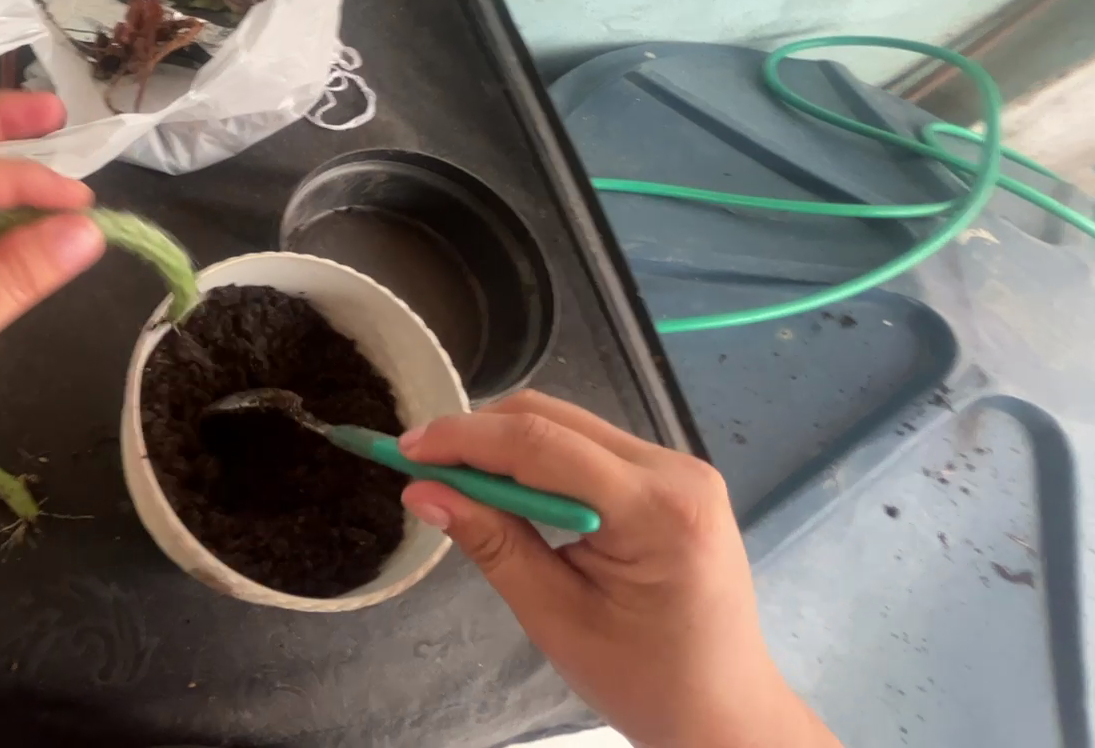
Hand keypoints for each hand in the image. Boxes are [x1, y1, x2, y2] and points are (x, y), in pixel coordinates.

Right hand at [398, 391, 838, 747]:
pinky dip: (527, 453)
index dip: (463, 439)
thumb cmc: (644, 680)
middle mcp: (673, 470)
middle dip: (474, 434)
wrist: (728, 715)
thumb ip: (489, 542)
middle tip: (421, 463)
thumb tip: (420, 491)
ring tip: (454, 475)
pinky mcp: (663, 473)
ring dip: (497, 441)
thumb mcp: (554, 617)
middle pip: (548, 418)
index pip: (540, 445)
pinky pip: (577, 440)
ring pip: (559, 421)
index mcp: (658, 511)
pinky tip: (502, 483)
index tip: (405, 450)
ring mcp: (674, 466)